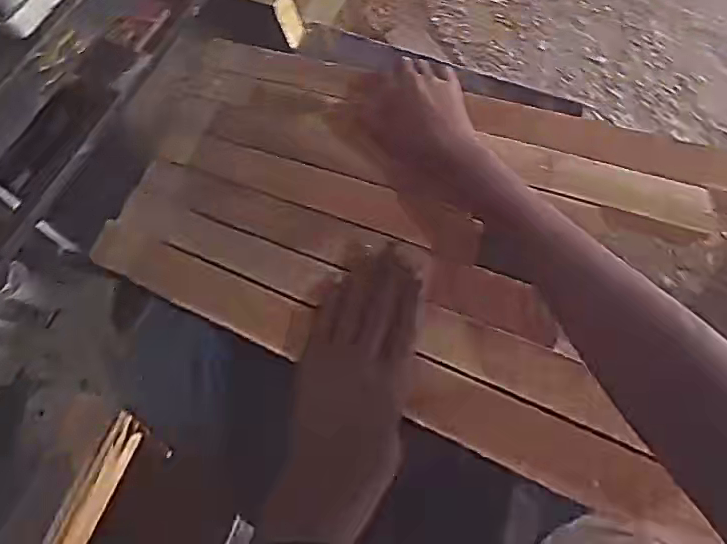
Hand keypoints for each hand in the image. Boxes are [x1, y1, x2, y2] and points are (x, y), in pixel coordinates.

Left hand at [259, 249, 421, 543]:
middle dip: (388, 276)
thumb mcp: (394, 427)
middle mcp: (367, 360)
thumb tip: (389, 365)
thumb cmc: (369, 465)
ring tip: (369, 253)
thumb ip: (392, 390)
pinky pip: (323, 320)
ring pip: (352, 307)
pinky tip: (338, 280)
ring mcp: (336, 356)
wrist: (325, 479)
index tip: (415, 270)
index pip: (405, 326)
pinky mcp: (312, 358)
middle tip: (394, 249)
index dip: (410, 296)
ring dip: (361, 278)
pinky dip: (331, 298)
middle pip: (380, 308)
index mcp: (394, 380)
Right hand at [340, 58, 486, 190]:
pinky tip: (439, 77)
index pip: (376, 76)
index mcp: (390, 89)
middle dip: (396, 69)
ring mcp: (433, 79)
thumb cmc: (411, 147)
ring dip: (417, 68)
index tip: (368, 84)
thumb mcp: (381, 133)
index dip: (371, 79)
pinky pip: (444, 70)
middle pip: (400, 64)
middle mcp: (410, 78)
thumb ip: (364, 115)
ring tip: (416, 76)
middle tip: (395, 78)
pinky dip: (439, 71)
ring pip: (422, 64)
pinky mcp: (452, 86)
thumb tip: (348, 104)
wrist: (450, 153)